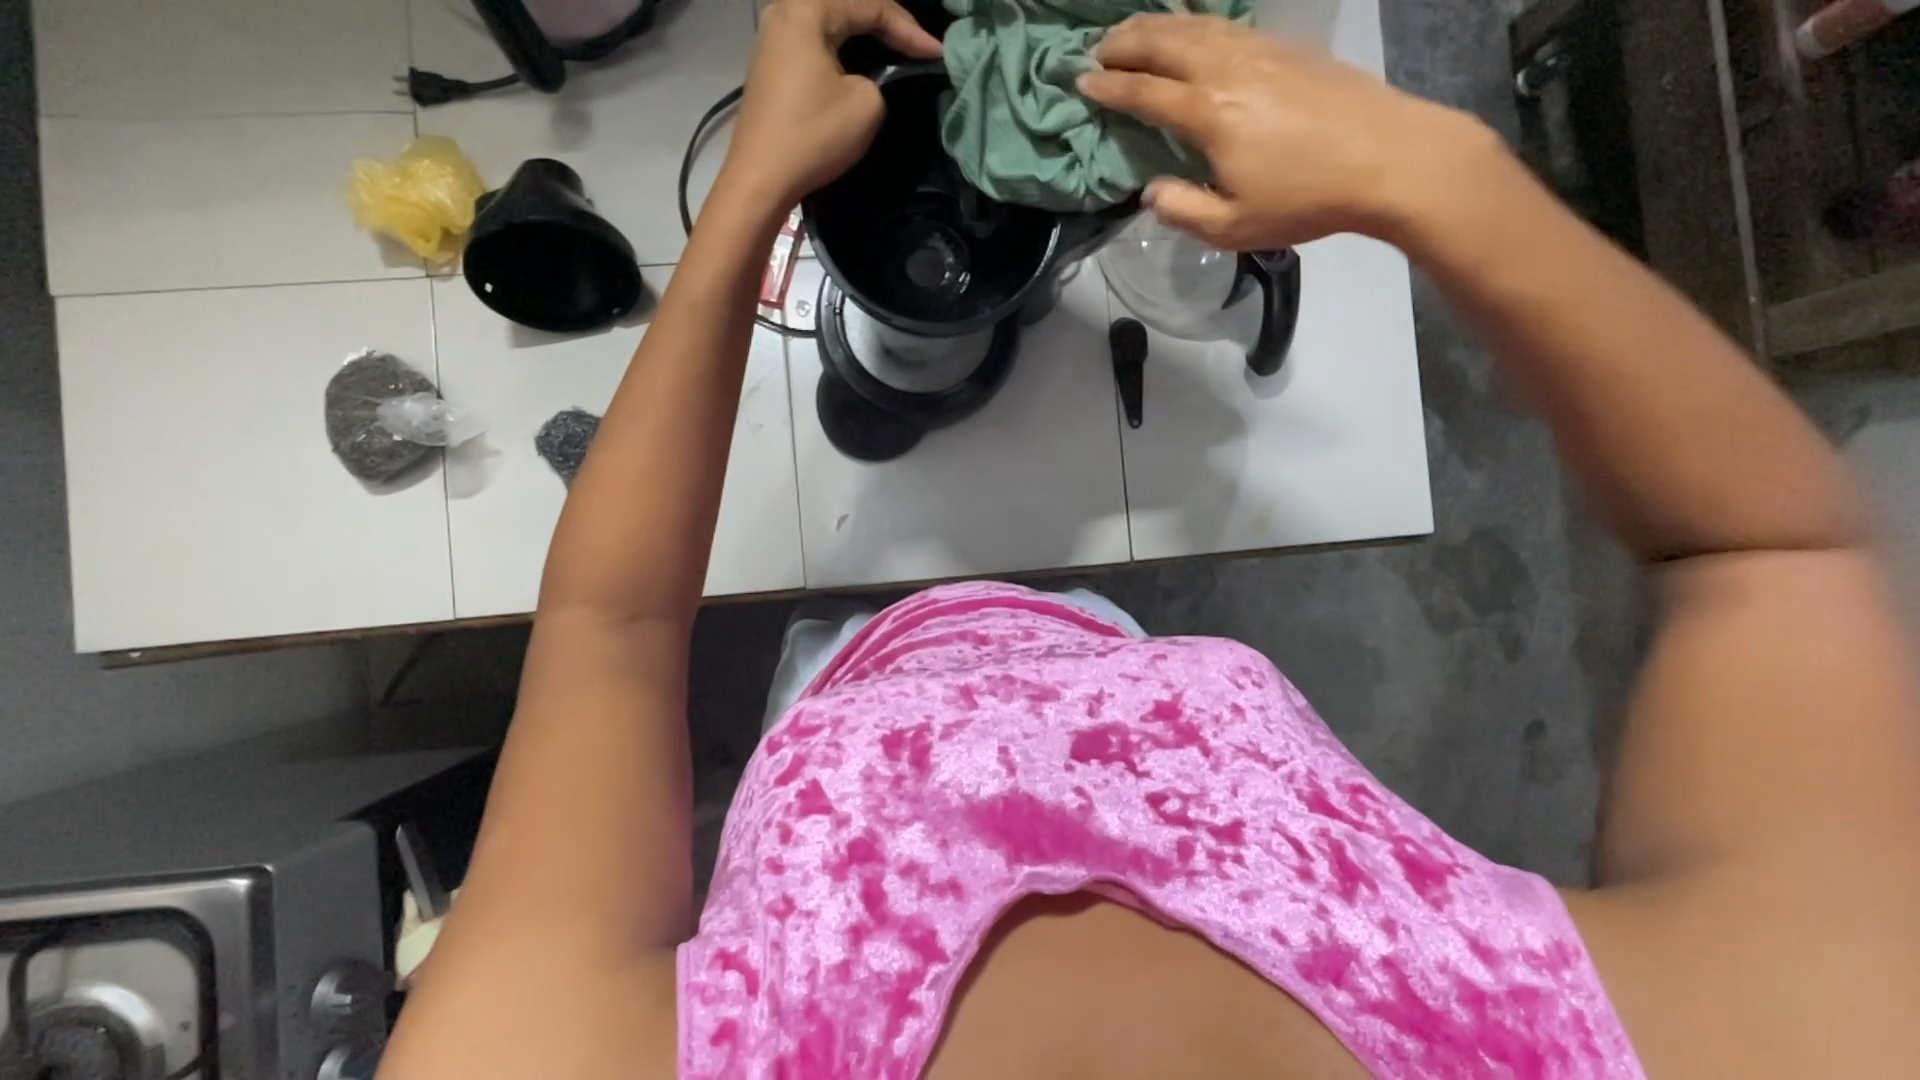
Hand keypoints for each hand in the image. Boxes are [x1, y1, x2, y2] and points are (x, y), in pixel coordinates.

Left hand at [722, 0, 942, 211]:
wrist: (761, 179)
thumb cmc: (814, 135)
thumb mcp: (867, 103)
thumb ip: (880, 79)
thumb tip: (869, 80)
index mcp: (806, 10)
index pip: (871, 6)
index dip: (910, 29)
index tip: (938, 53)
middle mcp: (784, 14)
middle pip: (846, 8)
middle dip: (887, 26)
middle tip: (917, 47)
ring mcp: (772, 42)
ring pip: (830, 28)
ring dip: (864, 39)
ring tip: (895, 54)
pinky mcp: (770, 70)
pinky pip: (814, 48)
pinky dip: (842, 54)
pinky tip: (861, 69)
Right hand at [1078, 15, 1502, 250]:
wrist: (1390, 158)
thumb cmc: (1308, 200)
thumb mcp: (1234, 228)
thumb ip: (1182, 211)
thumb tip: (1151, 191)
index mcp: (1209, 113)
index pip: (1145, 92)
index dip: (1110, 86)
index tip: (1083, 82)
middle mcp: (1228, 70)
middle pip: (1164, 41)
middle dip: (1125, 42)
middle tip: (1098, 49)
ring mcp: (1261, 51)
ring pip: (1196, 25)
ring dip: (1157, 25)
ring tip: (1132, 32)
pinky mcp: (1288, 48)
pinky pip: (1226, 26)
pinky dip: (1195, 24)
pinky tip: (1190, 32)